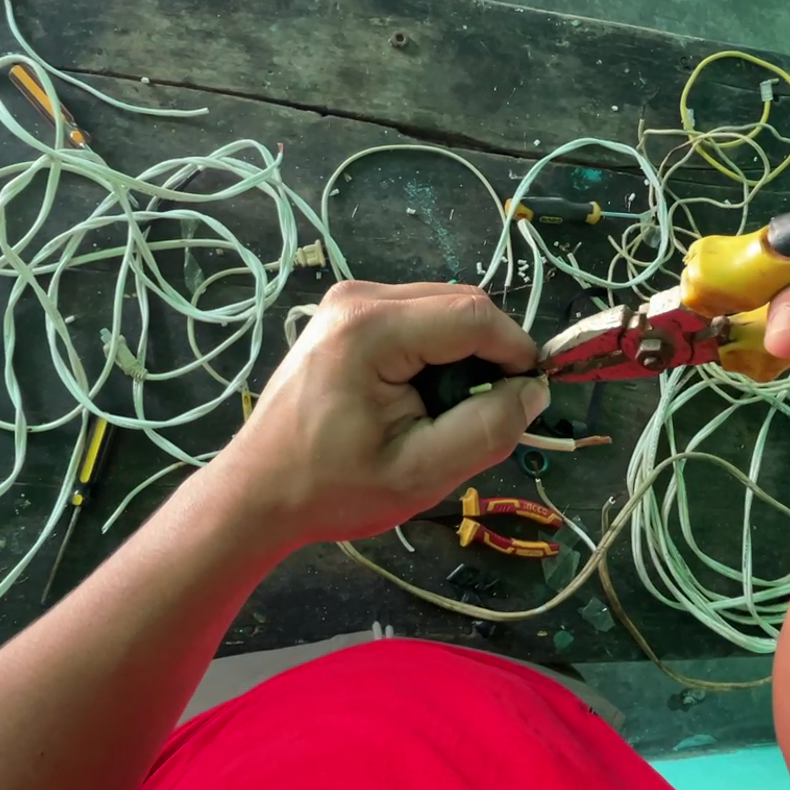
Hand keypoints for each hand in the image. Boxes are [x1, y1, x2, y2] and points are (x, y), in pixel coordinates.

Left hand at [217, 281, 548, 545]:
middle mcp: (359, 297)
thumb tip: (533, 389)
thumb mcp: (422, 473)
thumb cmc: (332, 489)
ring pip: (442, 308)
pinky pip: (417, 317)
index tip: (527, 398)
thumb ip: (488, 428)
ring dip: (461, 354)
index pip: (474, 315)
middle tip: (477, 413)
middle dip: (487, 355)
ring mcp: (349, 300)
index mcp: (371, 328)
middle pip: (460, 304)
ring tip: (440, 410)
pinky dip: (435, 351)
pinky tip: (415, 394)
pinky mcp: (347, 313)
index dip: (515, 352)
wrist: (257, 492)